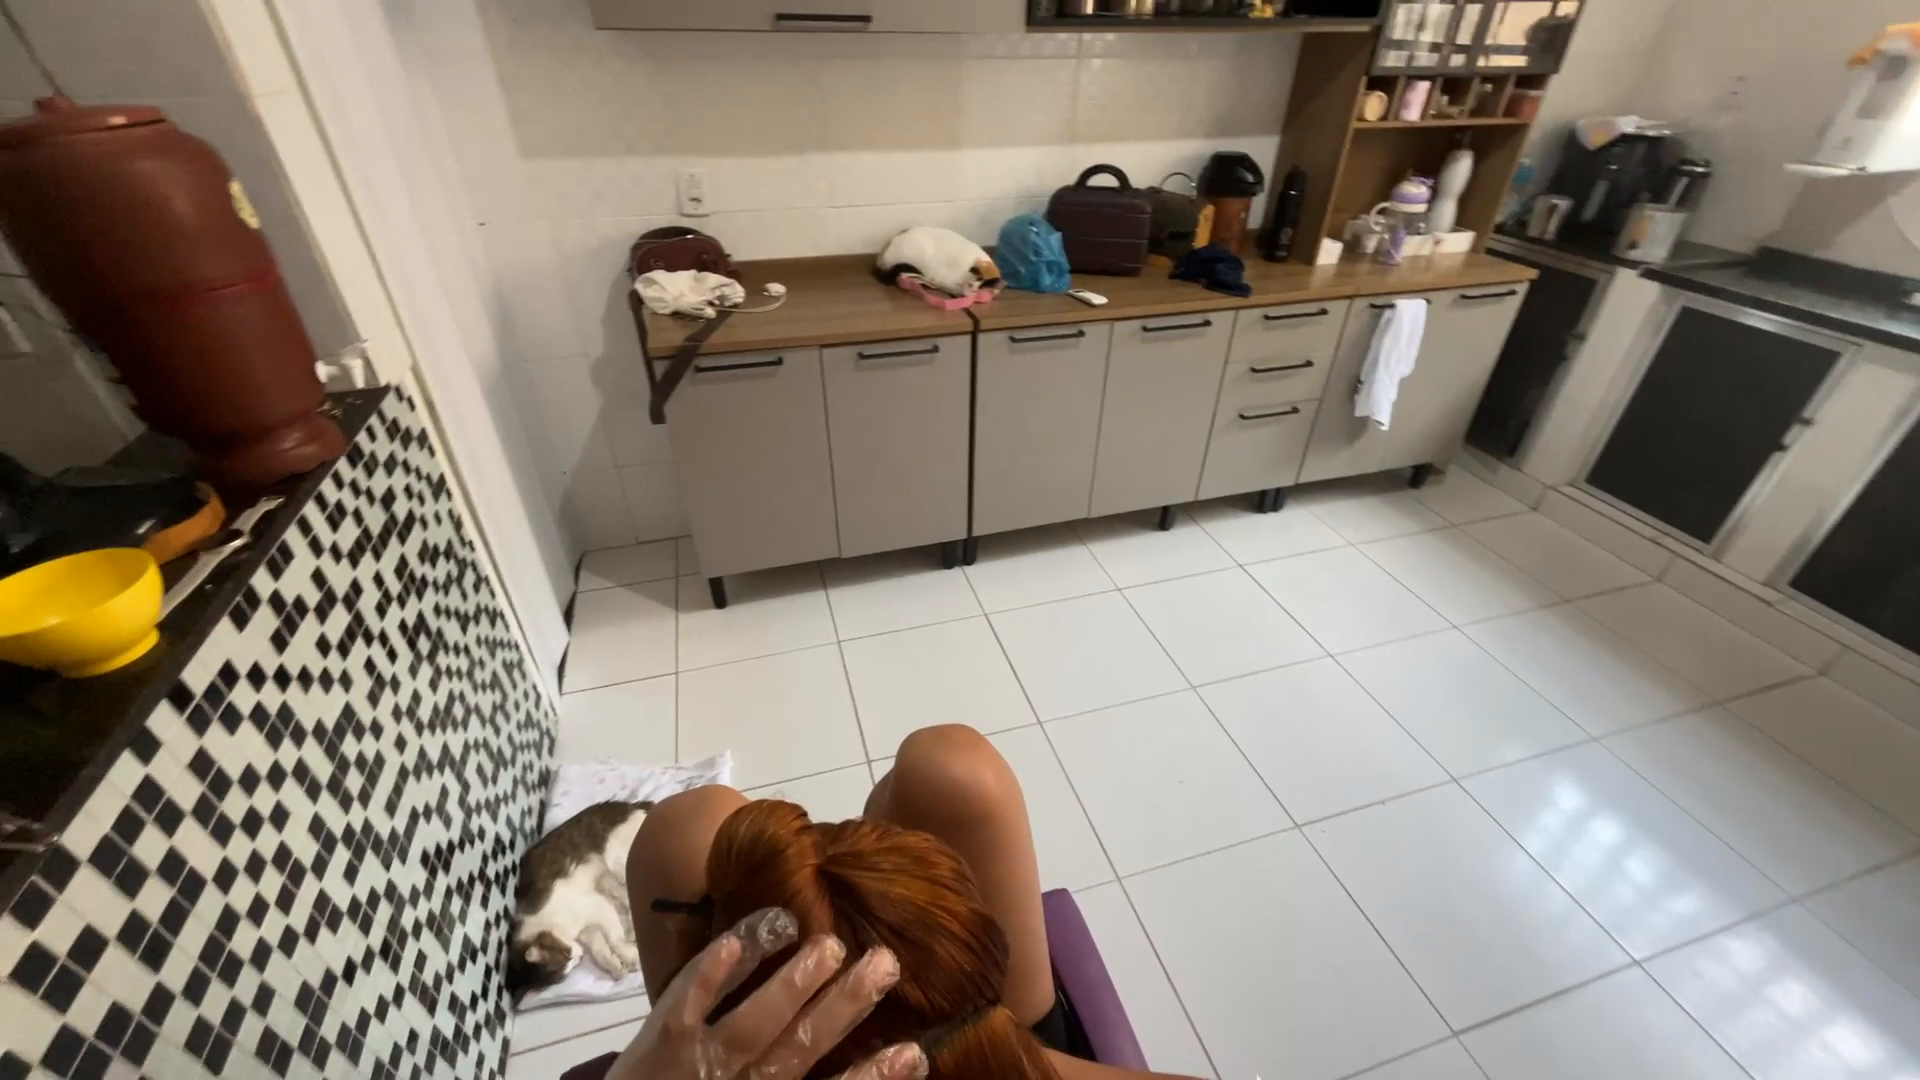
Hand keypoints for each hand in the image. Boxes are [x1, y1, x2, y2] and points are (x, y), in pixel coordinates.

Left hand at [606, 908, 922, 1079]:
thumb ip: (802, 1076)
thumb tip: (872, 1058)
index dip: (872, 1076)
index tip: (915, 1052)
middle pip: (798, 1048)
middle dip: (843, 1007)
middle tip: (883, 962)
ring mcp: (698, 1063)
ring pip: (751, 1026)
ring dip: (792, 983)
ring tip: (830, 944)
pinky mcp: (662, 1039)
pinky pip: (687, 1002)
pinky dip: (713, 973)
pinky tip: (741, 938)